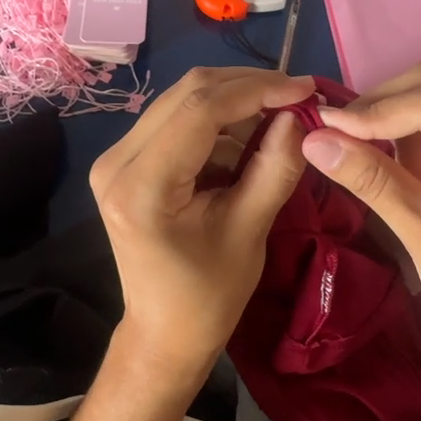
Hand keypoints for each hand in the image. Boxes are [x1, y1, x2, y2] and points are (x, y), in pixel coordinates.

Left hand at [90, 67, 315, 375]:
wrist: (164, 332)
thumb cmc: (207, 296)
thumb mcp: (250, 232)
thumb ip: (274, 167)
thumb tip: (298, 113)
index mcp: (142, 186)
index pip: (200, 110)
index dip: (256, 90)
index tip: (304, 89)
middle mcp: (116, 160)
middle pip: (187, 94)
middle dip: (247, 88)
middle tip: (298, 96)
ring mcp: (116, 157)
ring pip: (182, 101)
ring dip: (234, 102)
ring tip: (280, 118)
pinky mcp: (125, 160)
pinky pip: (176, 120)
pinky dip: (217, 121)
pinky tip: (249, 138)